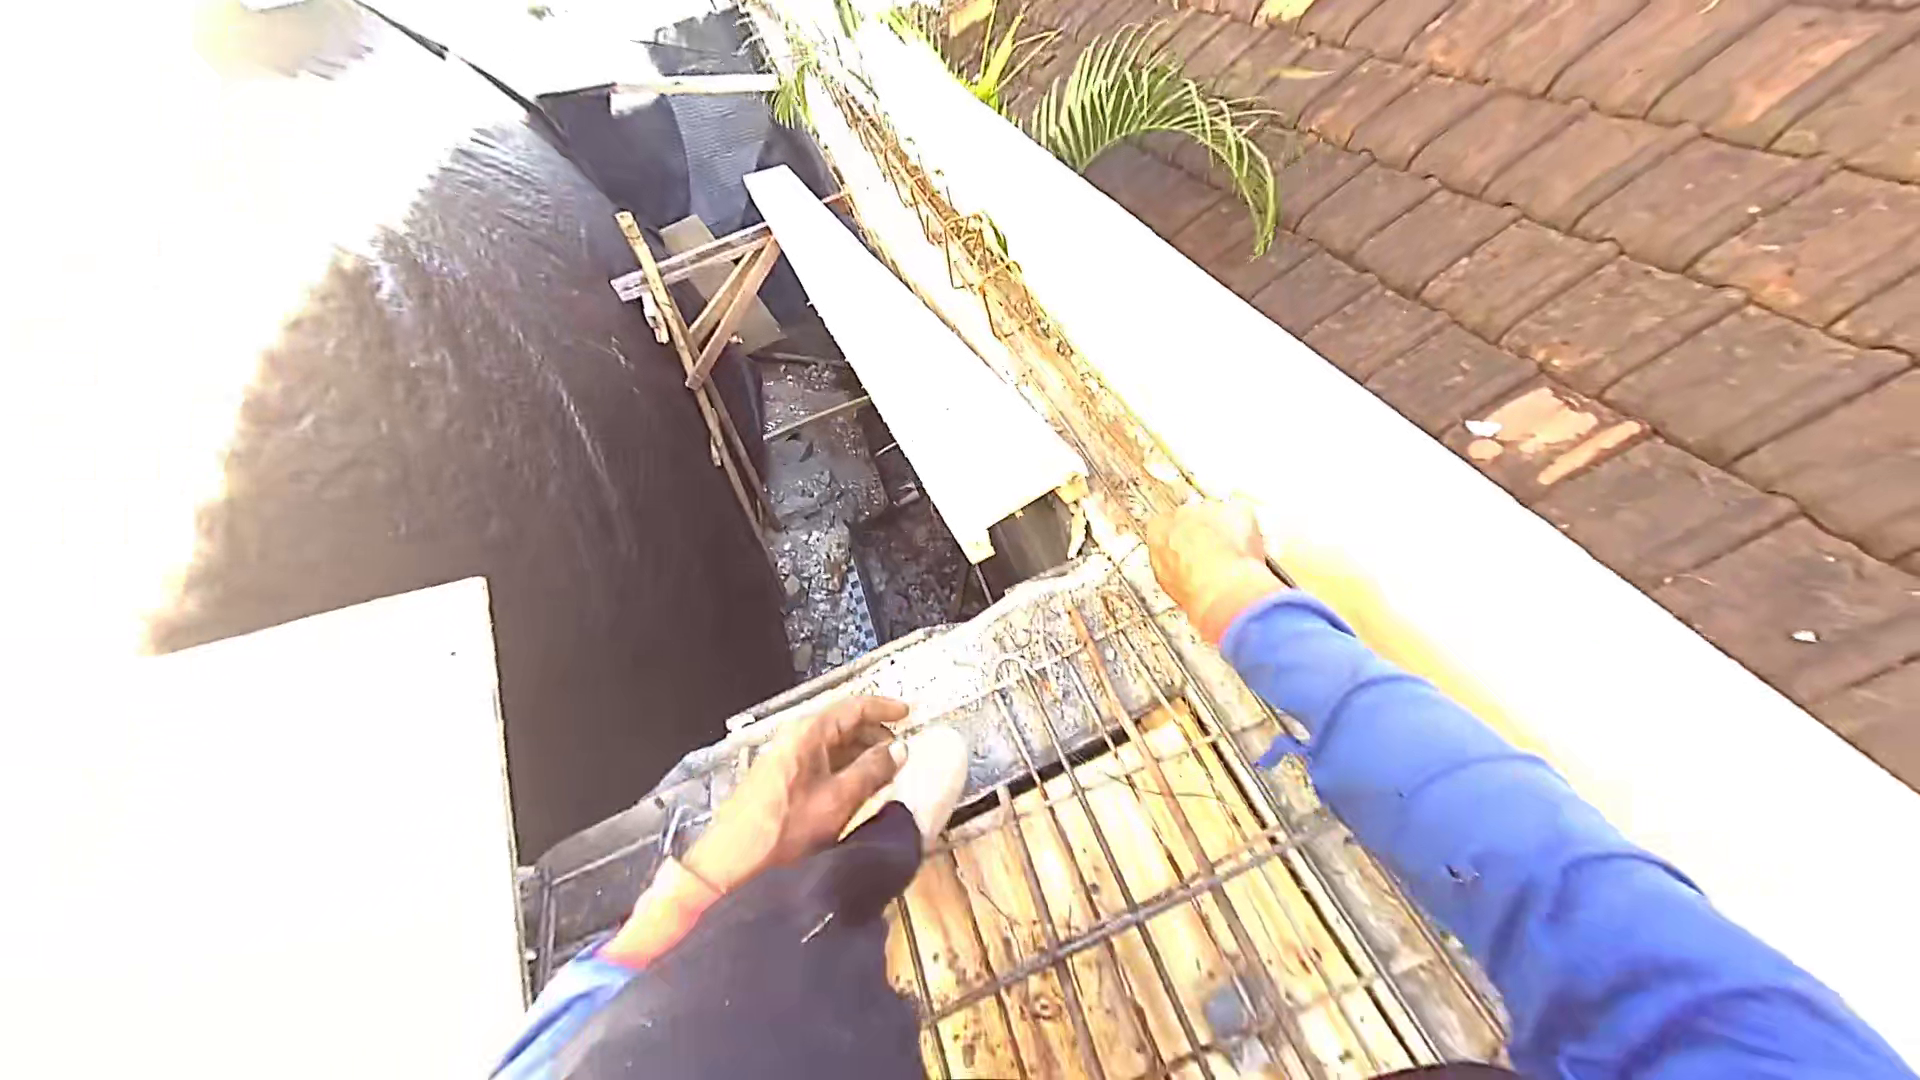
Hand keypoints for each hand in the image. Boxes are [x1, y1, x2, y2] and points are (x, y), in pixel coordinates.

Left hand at [682, 695, 907, 893]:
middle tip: (901, 751)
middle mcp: (796, 738)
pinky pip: (822, 762)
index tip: (907, 713)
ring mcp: (787, 758)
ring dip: (862, 752)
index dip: (883, 708)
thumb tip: (900, 749)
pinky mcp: (782, 780)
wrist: (728, 870)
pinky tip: (859, 786)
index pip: (853, 706)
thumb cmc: (784, 832)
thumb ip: (873, 771)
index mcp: (808, 732)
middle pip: (843, 723)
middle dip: (875, 733)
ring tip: (887, 770)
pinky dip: (846, 768)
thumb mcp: (838, 800)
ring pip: (834, 744)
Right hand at [1146, 500, 1284, 644]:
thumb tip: (1179, 565)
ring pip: (1220, 515)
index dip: (1180, 539)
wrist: (1219, 586)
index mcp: (1158, 530)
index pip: (1166, 526)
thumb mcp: (1166, 579)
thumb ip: (1170, 560)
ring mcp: (1210, 509)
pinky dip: (1247, 529)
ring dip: (1226, 531)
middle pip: (1193, 516)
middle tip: (1213, 556)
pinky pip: (1243, 515)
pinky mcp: (1237, 509)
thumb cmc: (1192, 587)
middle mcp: (1182, 513)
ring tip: (1232, 558)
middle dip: (1204, 533)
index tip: (1188, 551)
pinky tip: (1246, 551)